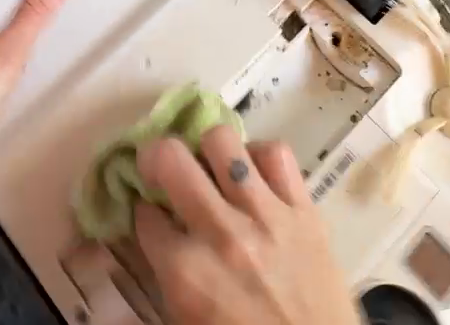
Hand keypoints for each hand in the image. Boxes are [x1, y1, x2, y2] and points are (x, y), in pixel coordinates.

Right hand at [133, 129, 359, 324]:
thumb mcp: (187, 324)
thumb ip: (164, 278)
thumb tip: (150, 233)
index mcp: (185, 273)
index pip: (144, 215)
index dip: (144, 213)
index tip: (151, 216)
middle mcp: (220, 233)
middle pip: (171, 158)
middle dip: (156, 158)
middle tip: (163, 170)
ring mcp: (265, 216)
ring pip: (222, 142)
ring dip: (208, 151)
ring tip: (211, 167)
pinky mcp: (305, 211)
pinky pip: (276, 154)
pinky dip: (258, 155)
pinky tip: (254, 173)